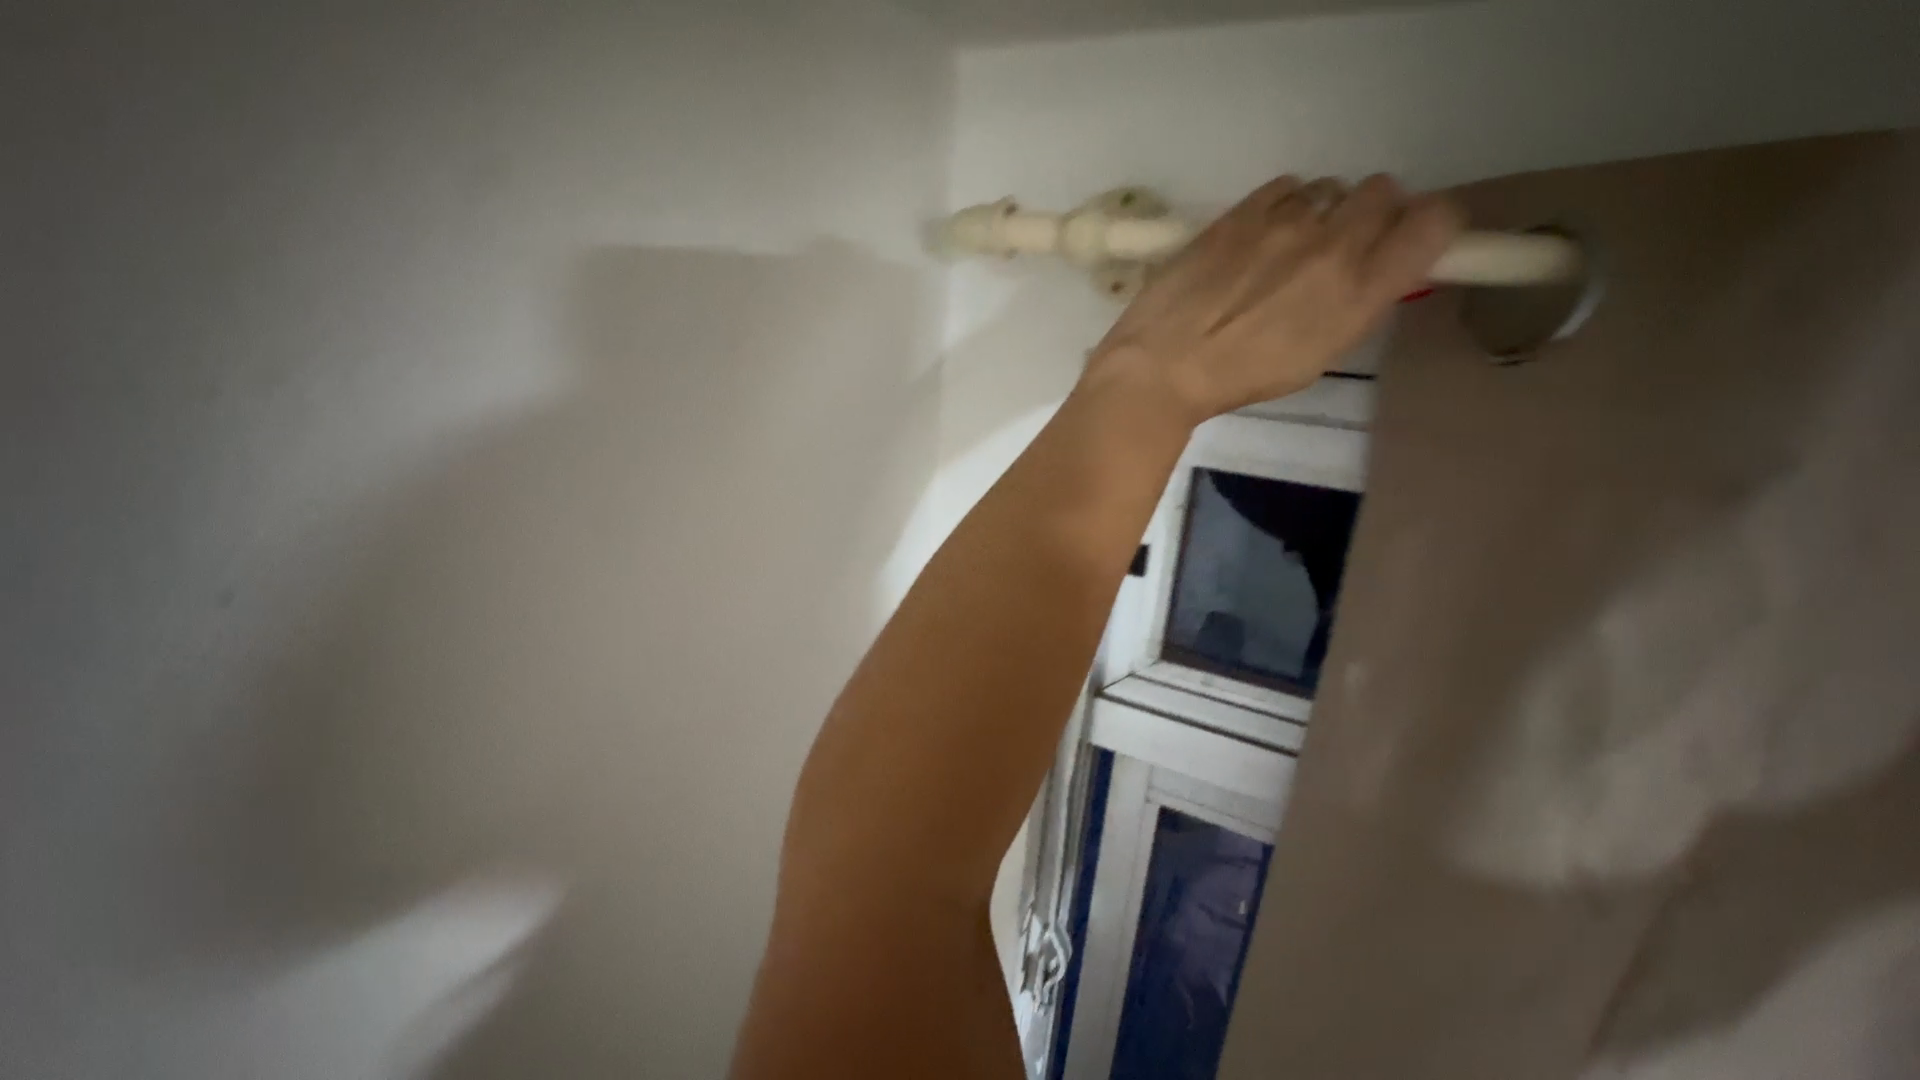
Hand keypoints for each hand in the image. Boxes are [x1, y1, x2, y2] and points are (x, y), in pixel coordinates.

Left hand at [1082, 174, 1463, 423]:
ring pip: (1331, 188)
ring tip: (1289, 246)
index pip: (1436, 220)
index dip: (1431, 222)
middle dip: (1374, 212)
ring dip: (1323, 210)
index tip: (1413, 236)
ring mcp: (1285, 223)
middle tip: (1344, 245)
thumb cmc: (1243, 376)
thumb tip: (1378, 264)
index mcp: (1362, 291)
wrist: (1165, 364)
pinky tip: (1261, 233)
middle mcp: (1334, 245)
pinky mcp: (1242, 212)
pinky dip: (1283, 204)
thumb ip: (1360, 302)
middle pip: (1385, 191)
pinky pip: (1285, 186)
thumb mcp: (1320, 354)